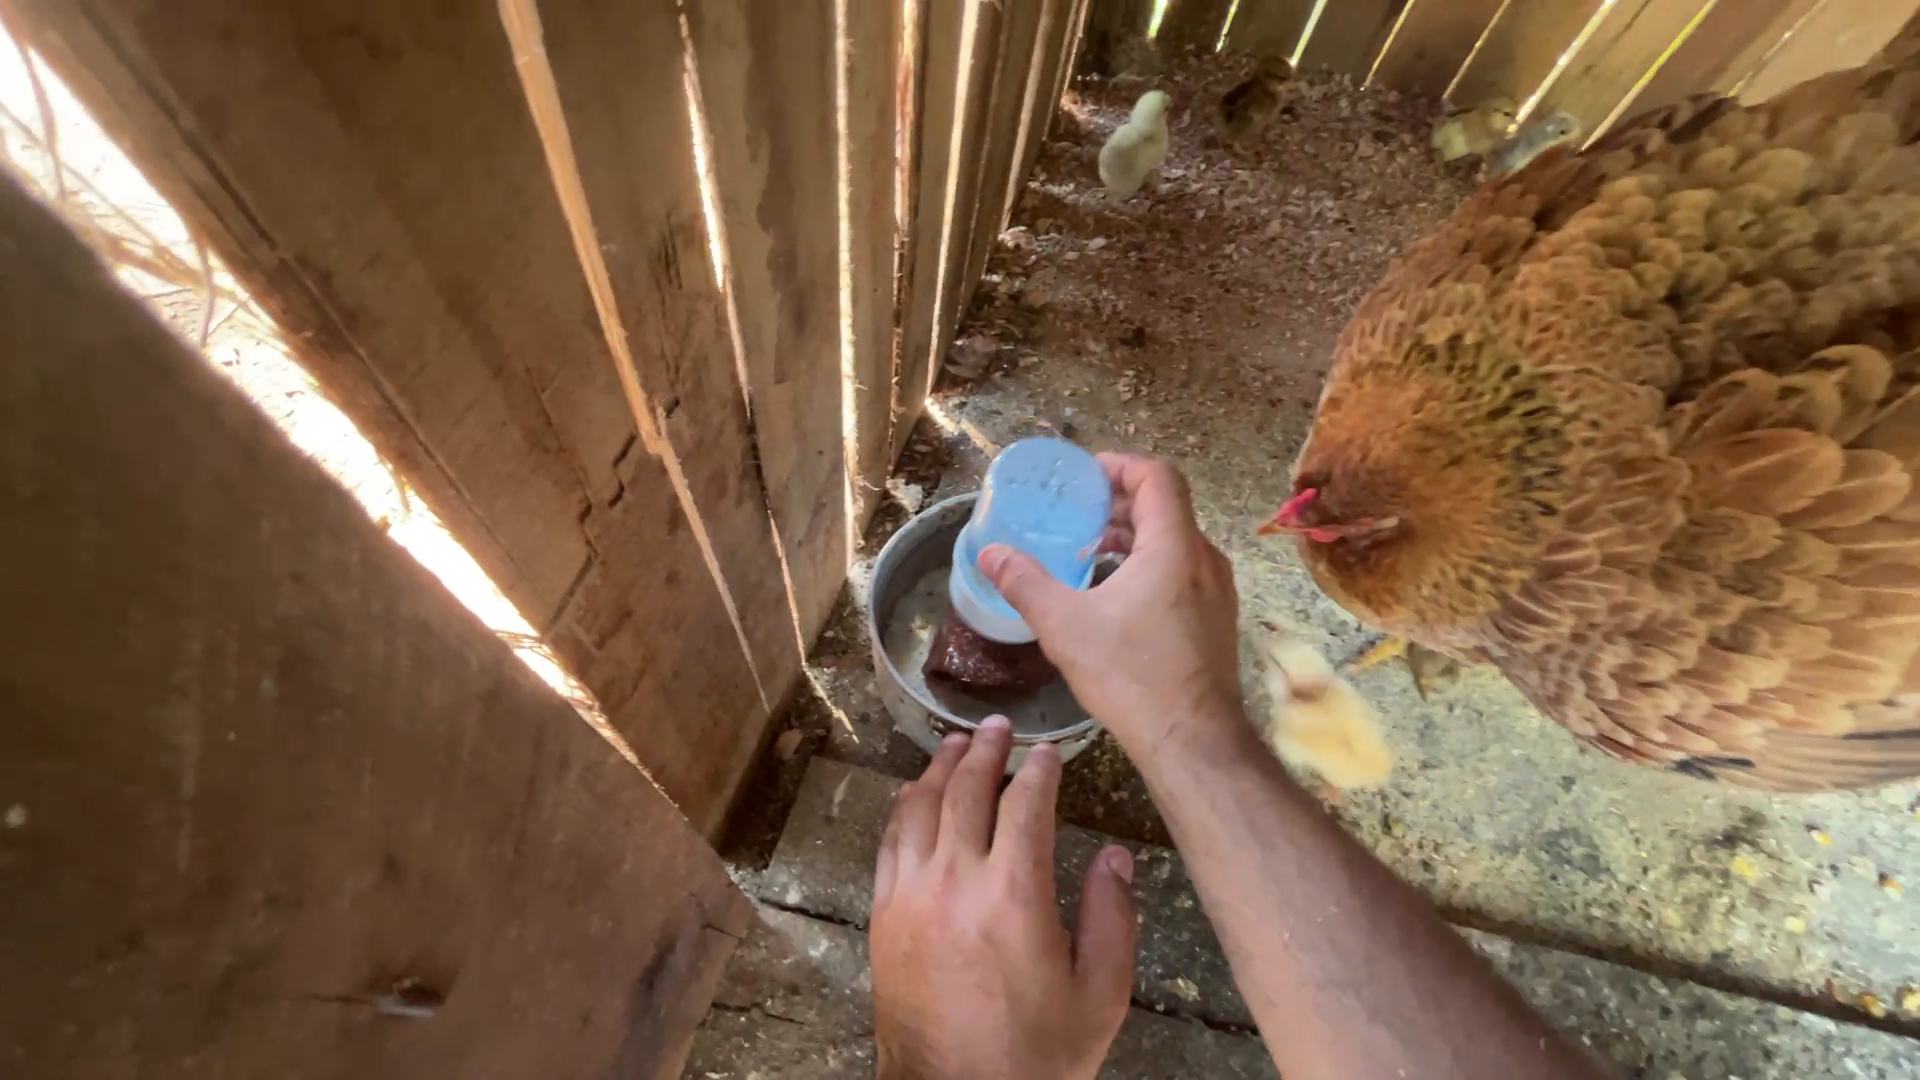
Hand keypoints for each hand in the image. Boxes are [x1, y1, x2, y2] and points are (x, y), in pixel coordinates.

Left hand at [871, 716, 1136, 1079]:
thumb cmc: (1036, 1053)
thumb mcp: (1100, 995)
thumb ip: (1112, 917)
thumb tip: (1116, 856)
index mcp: (1014, 894)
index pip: (1027, 806)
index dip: (1039, 771)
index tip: (1048, 752)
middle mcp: (956, 878)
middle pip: (967, 790)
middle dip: (987, 751)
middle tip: (999, 726)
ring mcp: (911, 892)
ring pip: (921, 806)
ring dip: (941, 766)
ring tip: (957, 742)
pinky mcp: (884, 911)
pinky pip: (890, 841)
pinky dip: (903, 807)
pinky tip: (912, 790)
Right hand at [979, 453, 1243, 753]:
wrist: (1192, 740)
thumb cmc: (1131, 676)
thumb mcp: (1065, 626)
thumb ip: (1024, 582)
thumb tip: (990, 554)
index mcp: (1174, 547)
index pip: (1157, 476)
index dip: (1120, 466)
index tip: (1083, 478)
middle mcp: (1204, 559)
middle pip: (1165, 506)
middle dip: (1118, 502)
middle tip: (1076, 513)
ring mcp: (1216, 589)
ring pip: (1174, 539)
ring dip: (1132, 535)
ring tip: (1089, 550)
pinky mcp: (1215, 617)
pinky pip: (1182, 568)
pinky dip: (1148, 562)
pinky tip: (1114, 592)